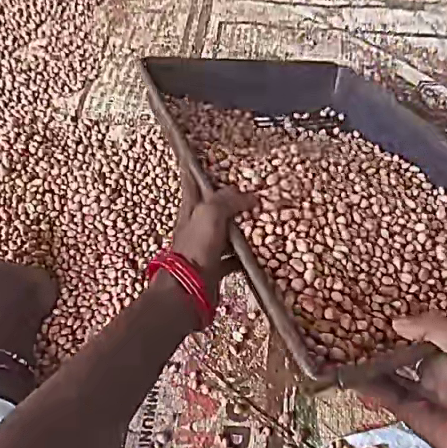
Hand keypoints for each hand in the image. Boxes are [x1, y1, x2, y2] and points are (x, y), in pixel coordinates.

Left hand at [169, 177, 252, 293]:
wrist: (188, 290)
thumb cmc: (195, 248)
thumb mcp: (210, 214)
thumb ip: (227, 200)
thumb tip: (250, 196)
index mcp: (190, 209)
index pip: (193, 183)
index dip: (195, 170)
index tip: (199, 157)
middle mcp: (196, 226)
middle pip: (211, 207)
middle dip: (225, 198)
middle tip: (245, 189)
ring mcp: (205, 247)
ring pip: (224, 231)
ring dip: (238, 225)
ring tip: (257, 216)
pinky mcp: (214, 266)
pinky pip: (232, 257)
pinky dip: (244, 254)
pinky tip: (257, 251)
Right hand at [357, 314, 446, 447]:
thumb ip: (435, 329)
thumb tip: (396, 323)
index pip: (424, 333)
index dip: (403, 325)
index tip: (377, 312)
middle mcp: (437, 371)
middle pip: (403, 354)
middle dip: (381, 344)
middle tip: (352, 329)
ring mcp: (423, 393)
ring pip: (390, 374)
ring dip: (371, 365)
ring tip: (344, 350)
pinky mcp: (411, 414)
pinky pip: (386, 397)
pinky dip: (369, 388)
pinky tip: (351, 376)